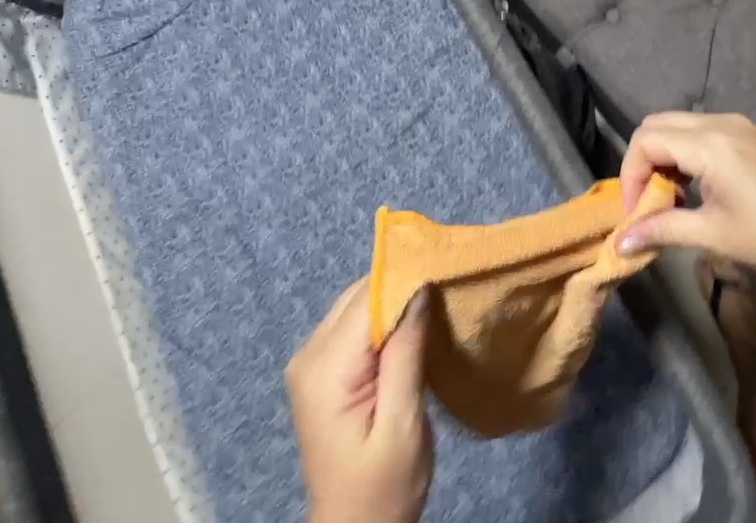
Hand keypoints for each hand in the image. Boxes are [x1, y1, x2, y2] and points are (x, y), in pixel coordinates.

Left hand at [286, 279, 433, 522]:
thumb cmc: (384, 487)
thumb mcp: (404, 423)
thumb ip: (406, 353)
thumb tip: (420, 288)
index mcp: (325, 370)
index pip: (366, 299)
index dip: (406, 278)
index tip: (446, 267)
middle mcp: (308, 355)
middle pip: (358, 296)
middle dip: (401, 286)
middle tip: (448, 284)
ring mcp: (309, 362)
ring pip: (355, 305)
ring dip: (393, 301)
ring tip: (436, 302)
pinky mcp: (319, 370)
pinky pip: (352, 326)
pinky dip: (381, 320)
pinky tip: (411, 327)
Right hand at [616, 112, 755, 291]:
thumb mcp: (714, 235)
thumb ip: (662, 230)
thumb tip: (620, 244)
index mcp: (709, 144)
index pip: (645, 141)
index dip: (630, 175)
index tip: (636, 213)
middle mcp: (721, 123)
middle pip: (658, 125)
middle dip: (643, 162)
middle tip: (647, 203)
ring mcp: (739, 126)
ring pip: (680, 126)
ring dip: (665, 158)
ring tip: (672, 200)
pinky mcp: (751, 135)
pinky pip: (702, 132)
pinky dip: (686, 154)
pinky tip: (698, 191)